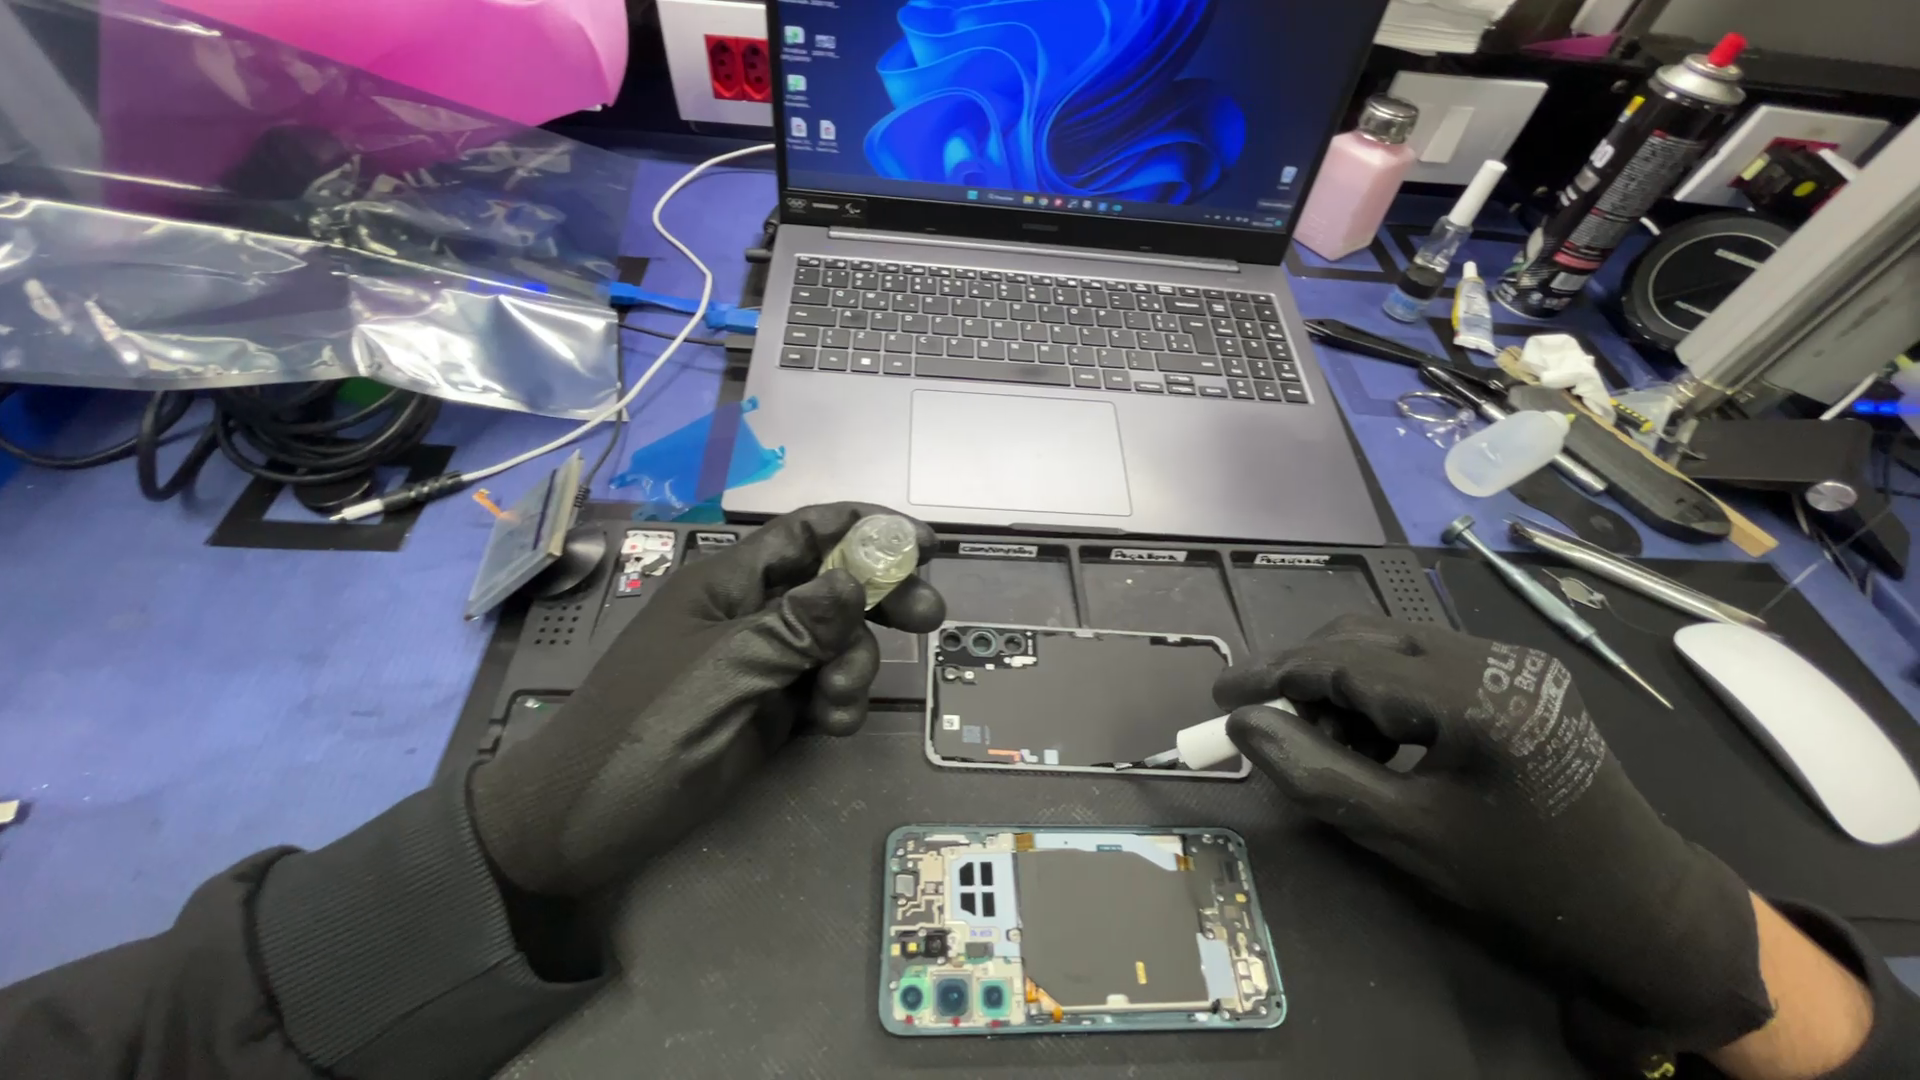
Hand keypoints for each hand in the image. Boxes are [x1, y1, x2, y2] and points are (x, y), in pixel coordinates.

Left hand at [469, 504, 945, 897]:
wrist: (583, 824)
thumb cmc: (642, 734)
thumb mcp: (721, 673)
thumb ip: (793, 626)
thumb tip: (856, 579)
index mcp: (728, 585)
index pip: (806, 535)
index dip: (864, 529)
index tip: (923, 542)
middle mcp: (751, 616)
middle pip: (834, 588)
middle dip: (881, 598)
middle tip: (930, 616)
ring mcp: (761, 666)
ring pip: (836, 644)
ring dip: (854, 666)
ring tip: (835, 701)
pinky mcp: (769, 712)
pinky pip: (823, 691)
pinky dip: (837, 703)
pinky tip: (828, 726)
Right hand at [1216, 614, 1773, 1053]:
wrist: (1644, 910)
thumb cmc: (1521, 883)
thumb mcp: (1403, 835)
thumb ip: (1314, 772)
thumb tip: (1245, 724)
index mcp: (1473, 700)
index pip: (1344, 662)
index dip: (1273, 674)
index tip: (1220, 694)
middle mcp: (1492, 659)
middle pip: (1362, 634)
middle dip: (1303, 674)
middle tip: (1269, 722)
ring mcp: (1509, 660)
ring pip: (1388, 641)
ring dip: (1341, 682)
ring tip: (1331, 744)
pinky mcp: (1514, 674)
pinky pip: (1420, 660)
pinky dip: (1380, 691)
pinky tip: (1379, 740)